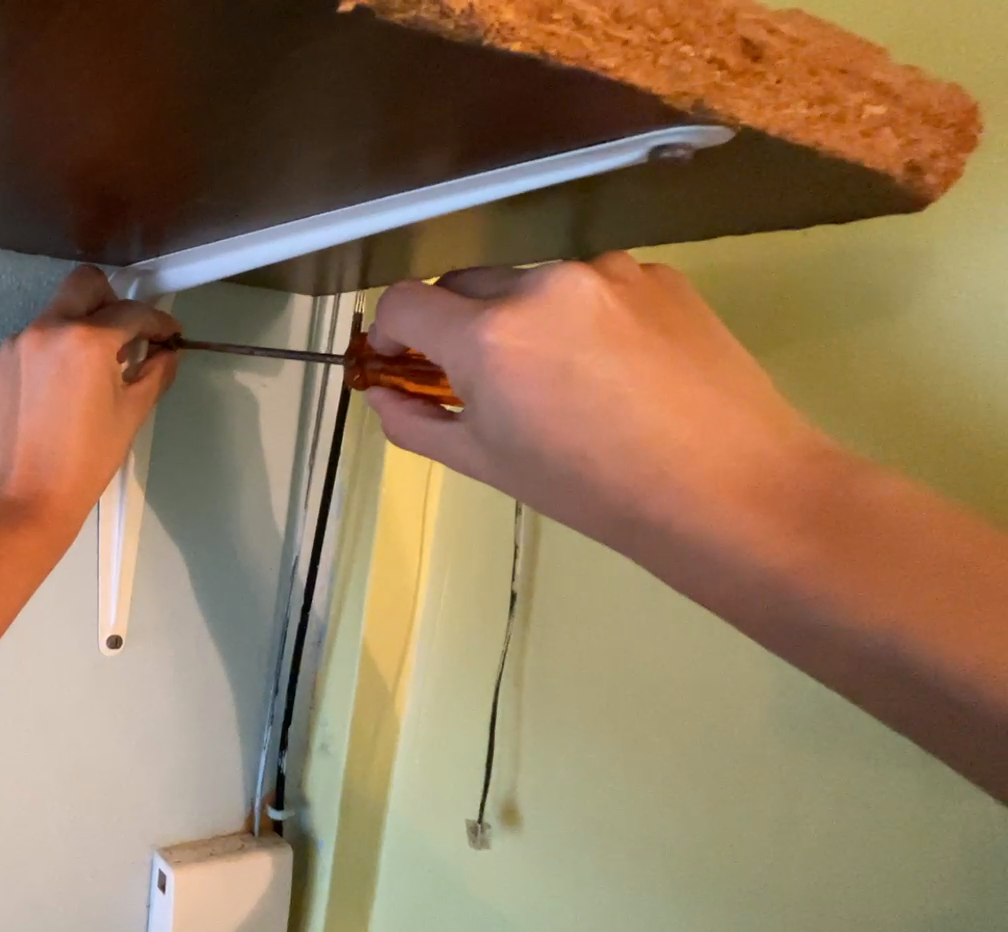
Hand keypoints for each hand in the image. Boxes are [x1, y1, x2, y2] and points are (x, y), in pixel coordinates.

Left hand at [0, 265, 180, 529]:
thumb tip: (166, 352)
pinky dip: (46, 358)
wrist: (27, 498)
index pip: (132, 312)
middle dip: (111, 301)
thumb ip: (155, 372)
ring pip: (52, 316)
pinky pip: (27, 346)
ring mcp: (13, 345)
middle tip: (123, 336)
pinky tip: (51, 395)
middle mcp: (45, 329)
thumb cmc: (87, 461)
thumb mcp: (131, 414)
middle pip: (84, 284)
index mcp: (86, 340)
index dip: (158, 322)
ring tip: (83, 375)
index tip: (168, 336)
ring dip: (74, 332)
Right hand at [361, 253, 837, 548]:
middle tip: (471, 376)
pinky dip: (570, 315)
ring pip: (524, 281)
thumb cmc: (584, 486)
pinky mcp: (656, 273)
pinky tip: (603, 365)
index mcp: (487, 337)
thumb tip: (381, 395)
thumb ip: (413, 421)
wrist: (724, 485)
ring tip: (550, 375)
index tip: (400, 360)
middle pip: (460, 283)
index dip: (388, 330)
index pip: (404, 301)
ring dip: (511, 317)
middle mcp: (540, 285)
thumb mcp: (479, 461)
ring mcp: (604, 271)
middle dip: (448, 324)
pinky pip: (584, 284)